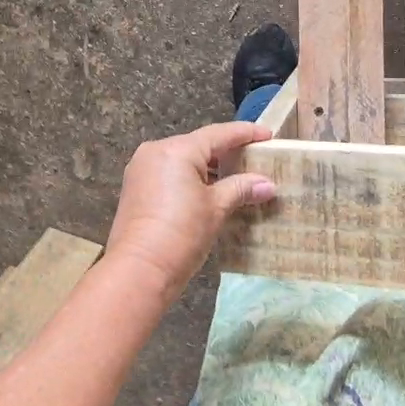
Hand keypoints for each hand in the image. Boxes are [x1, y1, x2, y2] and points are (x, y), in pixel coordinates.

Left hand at [104, 122, 276, 303]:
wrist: (138, 272)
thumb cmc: (181, 235)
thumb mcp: (216, 209)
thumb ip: (241, 188)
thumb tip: (268, 184)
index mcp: (176, 149)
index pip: (218, 134)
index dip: (245, 133)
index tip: (267, 135)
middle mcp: (156, 151)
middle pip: (199, 145)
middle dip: (226, 152)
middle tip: (254, 158)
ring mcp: (142, 168)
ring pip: (183, 159)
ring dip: (208, 167)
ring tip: (236, 176)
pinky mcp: (136, 186)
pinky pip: (170, 172)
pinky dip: (190, 177)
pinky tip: (209, 190)